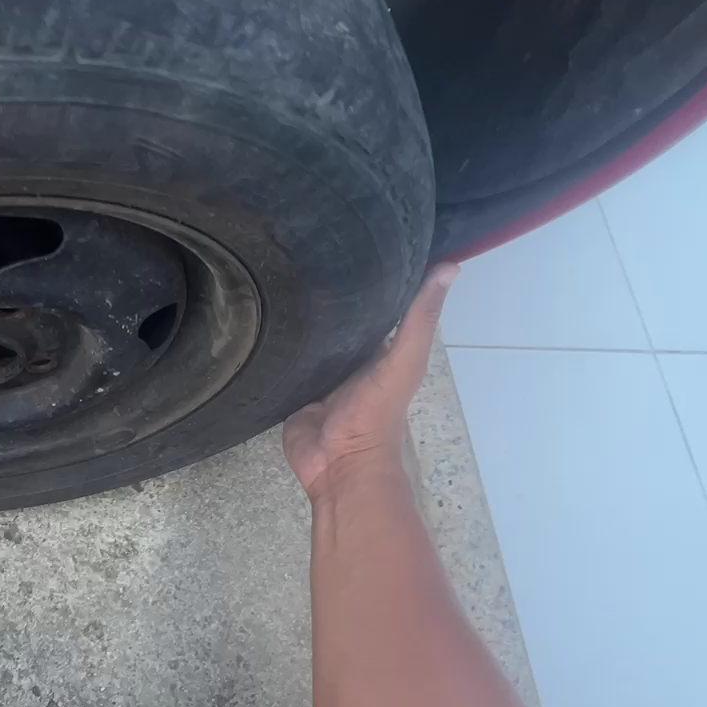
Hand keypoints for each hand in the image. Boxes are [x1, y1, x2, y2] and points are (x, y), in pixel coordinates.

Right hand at [282, 262, 457, 499]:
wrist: (337, 462)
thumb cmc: (376, 414)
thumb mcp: (404, 362)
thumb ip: (419, 321)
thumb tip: (451, 266)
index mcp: (377, 352)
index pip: (371, 309)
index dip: (366, 280)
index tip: (348, 244)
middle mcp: (346, 361)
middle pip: (334, 324)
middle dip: (321, 298)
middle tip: (296, 257)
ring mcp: (316, 377)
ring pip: (305, 343)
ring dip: (293, 322)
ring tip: (270, 282)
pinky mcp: (289, 390)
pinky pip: (281, 365)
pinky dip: (272, 349)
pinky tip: (255, 325)